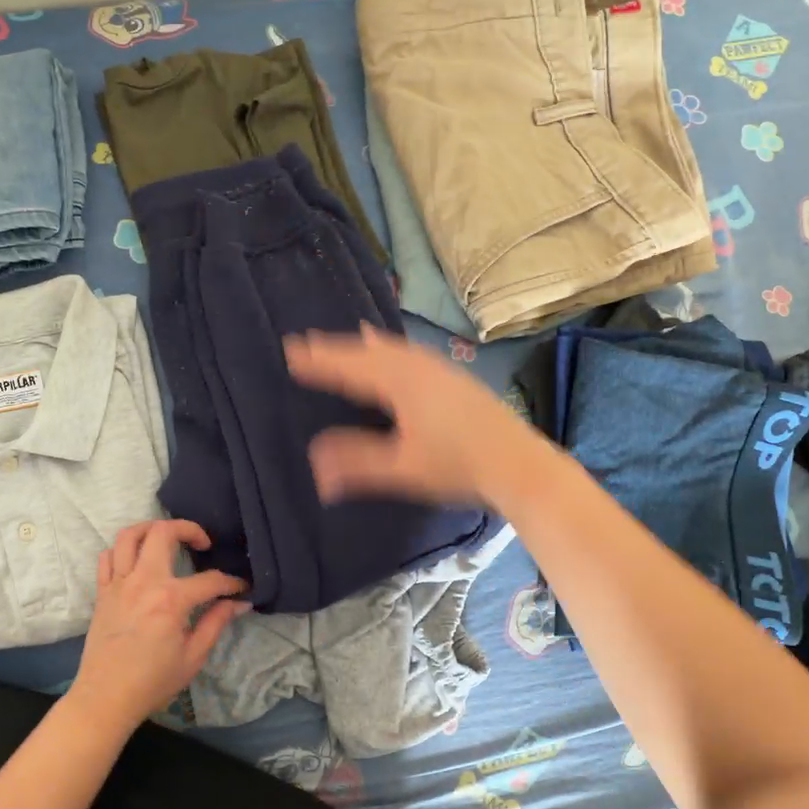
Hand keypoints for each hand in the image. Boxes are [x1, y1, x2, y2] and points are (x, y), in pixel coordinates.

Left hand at [70, 520, 248, 729]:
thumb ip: (216, 623)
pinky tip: (136, 560)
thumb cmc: (153, 681)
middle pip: (163, 533)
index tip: (241, 589)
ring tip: (167, 538)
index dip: (231, 583)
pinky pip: (107, 556)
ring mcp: (118, 583)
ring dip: (151, 528)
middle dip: (188, 529)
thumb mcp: (193, 657)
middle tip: (202, 543)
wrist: (106, 697)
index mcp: (171, 600)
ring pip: (129, 535)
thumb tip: (238, 604)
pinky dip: (122, 550)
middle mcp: (143, 582)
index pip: (210, 580)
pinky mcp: (102, 592)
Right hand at [284, 323, 527, 504]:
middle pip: (370, 352)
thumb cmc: (458, 466)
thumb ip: (357, 463)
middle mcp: (419, 367)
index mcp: (402, 383)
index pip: (351, 367)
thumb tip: (313, 461)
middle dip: (337, 348)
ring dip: (365, 347)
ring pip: (393, 350)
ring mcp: (440, 370)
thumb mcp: (403, 469)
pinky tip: (396, 354)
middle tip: (306, 343)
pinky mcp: (454, 380)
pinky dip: (390, 351)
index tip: (289, 351)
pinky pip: (409, 355)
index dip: (319, 360)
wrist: (519, 465)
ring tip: (347, 339)